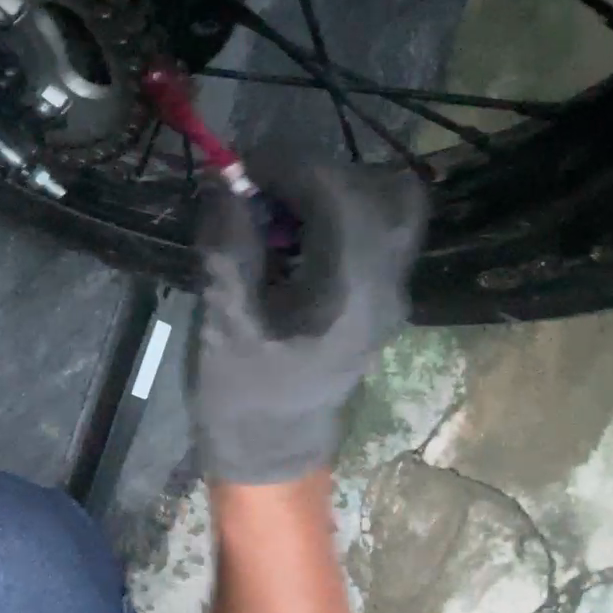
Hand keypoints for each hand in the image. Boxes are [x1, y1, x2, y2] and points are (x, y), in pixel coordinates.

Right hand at [193, 161, 427, 484]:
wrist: (270, 451)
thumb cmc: (241, 395)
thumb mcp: (224, 326)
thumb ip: (228, 252)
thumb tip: (221, 183)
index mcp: (351, 293)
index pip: (342, 195)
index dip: (292, 165)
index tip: (241, 162)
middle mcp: (388, 285)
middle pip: (381, 190)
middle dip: (315, 174)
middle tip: (257, 188)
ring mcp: (391, 293)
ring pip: (388, 208)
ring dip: (331, 191)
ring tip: (273, 211)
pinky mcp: (378, 299)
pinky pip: (374, 233)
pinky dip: (335, 216)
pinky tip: (288, 237)